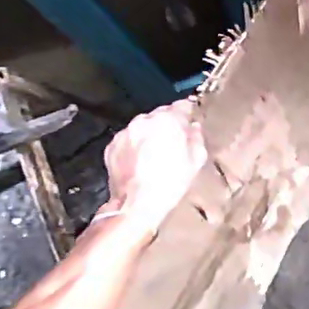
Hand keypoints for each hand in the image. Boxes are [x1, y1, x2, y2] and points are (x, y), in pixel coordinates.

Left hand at [99, 99, 206, 222]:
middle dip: (167, 124)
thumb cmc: (171, 182)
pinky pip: (128, 139)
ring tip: (155, 154)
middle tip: (174, 142)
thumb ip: (196, 137)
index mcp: (168, 120)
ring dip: (150, 134)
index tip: (190, 119)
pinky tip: (141, 161)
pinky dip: (135, 145)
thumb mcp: (196, 160)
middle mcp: (144, 121)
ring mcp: (125, 133)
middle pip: (160, 115)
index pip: (182, 106)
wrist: (138, 203)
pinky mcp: (112, 146)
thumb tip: (193, 127)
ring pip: (142, 126)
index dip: (188, 113)